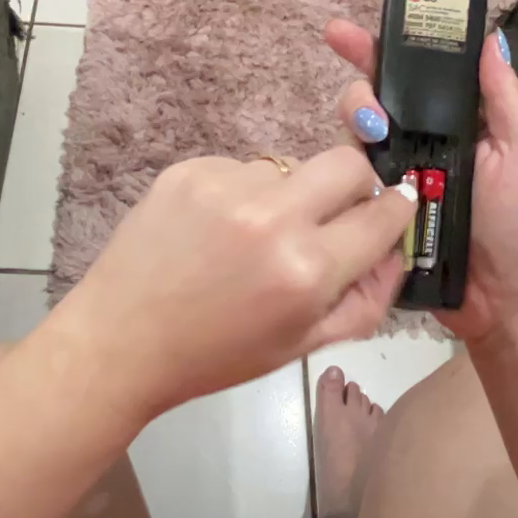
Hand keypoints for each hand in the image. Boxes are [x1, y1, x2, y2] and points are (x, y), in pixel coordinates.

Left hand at [56, 146, 418, 417]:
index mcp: (307, 269)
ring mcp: (227, 184)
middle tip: (335, 212)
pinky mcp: (190, 168)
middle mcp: (273, 215)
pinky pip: (241, 168)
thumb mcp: (302, 345)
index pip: (383, 214)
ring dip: (288, 195)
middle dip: (356, 184)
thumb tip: (394, 248)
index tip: (393, 209)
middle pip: (348, 162)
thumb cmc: (216, 355)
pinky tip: (214, 228)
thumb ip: (364, 300)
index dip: (396, 211)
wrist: (121, 338)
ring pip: (289, 168)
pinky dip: (242, 193)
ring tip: (250, 237)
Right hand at [325, 19, 517, 342]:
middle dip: (359, 84)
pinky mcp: (375, 211)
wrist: (510, 301)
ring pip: (356, 135)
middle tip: (359, 93)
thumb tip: (492, 39)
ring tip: (371, 132)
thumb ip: (505, 99)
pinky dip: (344, 170)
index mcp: (457, 120)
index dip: (385, 47)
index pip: (417, 74)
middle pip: (375, 98)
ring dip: (356, 122)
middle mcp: (418, 141)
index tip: (351, 30)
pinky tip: (348, 169)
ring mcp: (393, 177)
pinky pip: (348, 182)